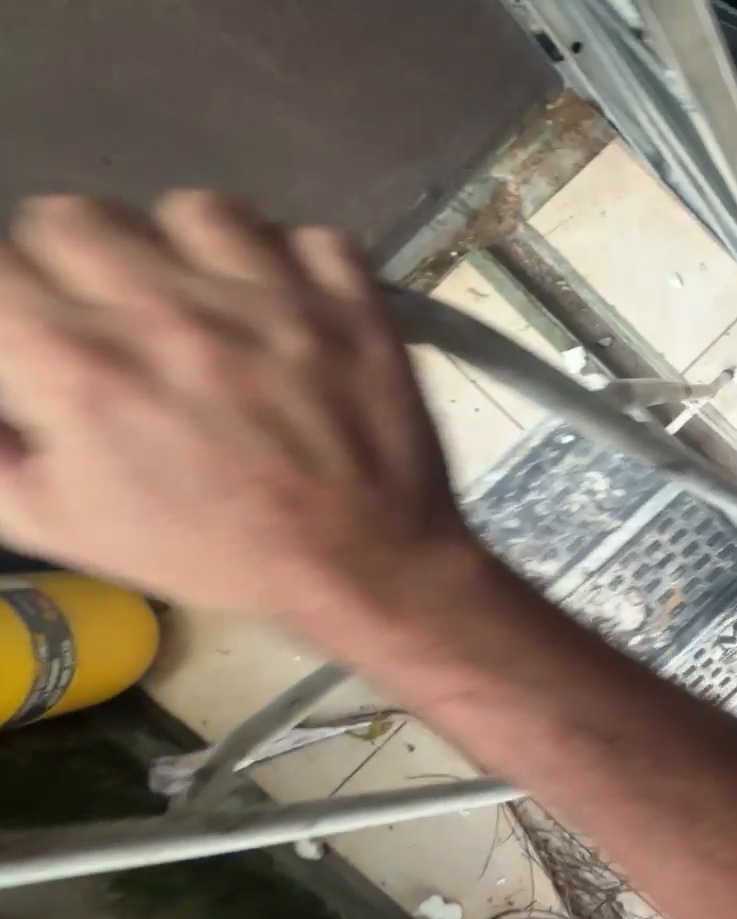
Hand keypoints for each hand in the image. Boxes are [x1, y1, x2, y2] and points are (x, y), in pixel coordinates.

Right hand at [0, 192, 475, 618]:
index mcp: (79, 363)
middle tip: (131, 311)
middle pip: (84, 216)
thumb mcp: (57, 522)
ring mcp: (280, 307)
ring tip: (220, 297)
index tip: (46, 314)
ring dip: (198, 247)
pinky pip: (321, 240)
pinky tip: (302, 302)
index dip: (15, 285)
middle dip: (90, 259)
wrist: (371, 560)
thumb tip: (1, 384)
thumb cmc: (222, 552)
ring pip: (203, 210)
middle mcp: (174, 315)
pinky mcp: (362, 315)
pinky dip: (307, 262)